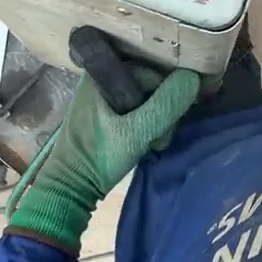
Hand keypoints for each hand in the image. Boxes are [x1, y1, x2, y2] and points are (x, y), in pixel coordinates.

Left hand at [8, 67, 199, 250]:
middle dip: (162, 109)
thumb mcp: (135, 133)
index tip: (168, 121)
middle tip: (160, 135)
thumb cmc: (98, 158)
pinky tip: (147, 141)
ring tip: (154, 141)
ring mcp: (102, 97)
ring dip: (157, 119)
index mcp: (100, 76)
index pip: (151, 73)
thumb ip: (164, 106)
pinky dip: (146, 124)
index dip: (166, 94)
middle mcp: (101, 80)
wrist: (70, 188)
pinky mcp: (105, 114)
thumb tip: (192, 78)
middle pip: (149, 84)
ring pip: (145, 98)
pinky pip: (136, 109)